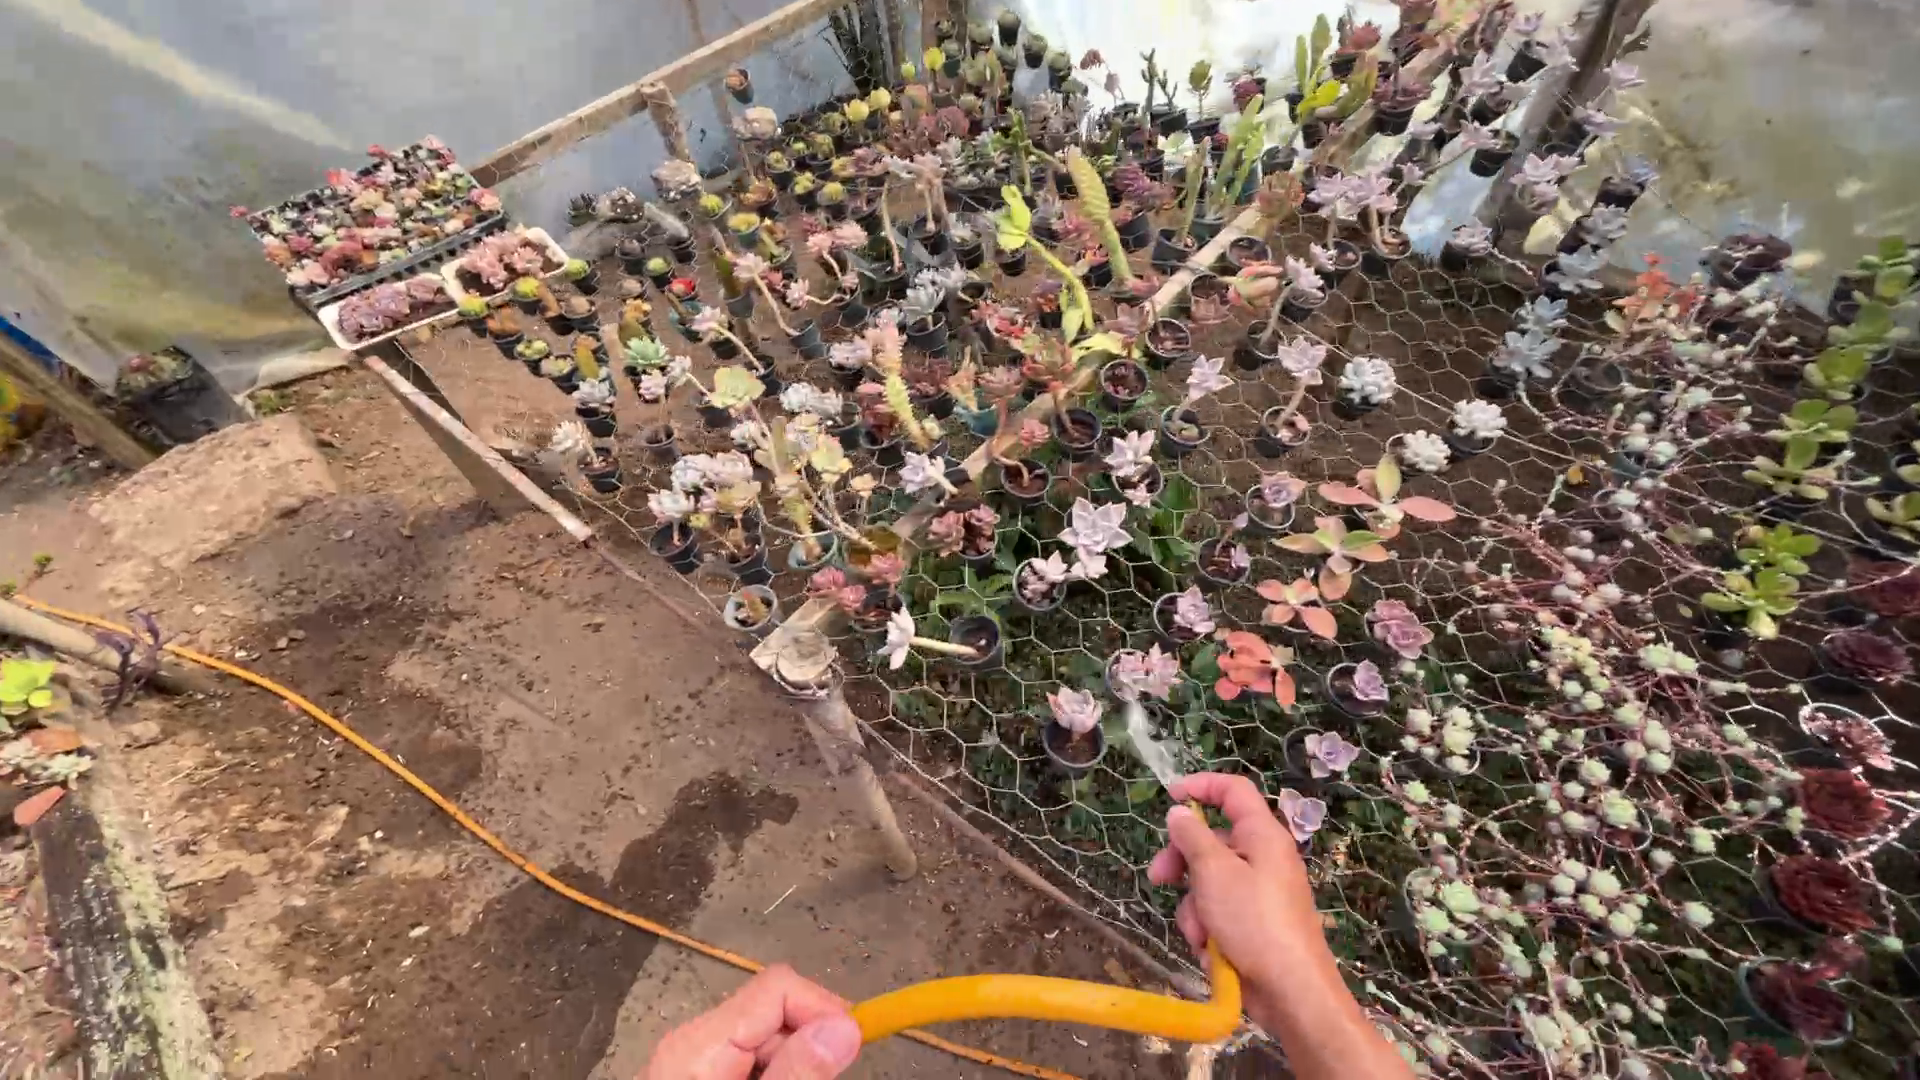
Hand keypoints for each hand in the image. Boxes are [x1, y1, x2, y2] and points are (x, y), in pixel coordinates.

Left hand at [643, 965, 861, 1079]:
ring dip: (796, 1072)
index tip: (854, 1049)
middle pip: (775, 1016)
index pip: (777, 988)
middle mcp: (695, 1043)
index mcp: (701, 1044)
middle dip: (810, 1050)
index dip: (821, 1008)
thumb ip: (796, 1076)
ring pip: (768, 1045)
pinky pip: (750, 1068)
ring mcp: (694, 1065)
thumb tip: (847, 1026)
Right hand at [1146, 773, 1327, 1025]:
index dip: (1201, 785)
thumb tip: (1179, 812)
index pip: (1233, 790)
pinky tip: (1210, 948)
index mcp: (1262, 835)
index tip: (1170, 795)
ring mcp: (1259, 891)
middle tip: (1159, 876)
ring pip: (1210, 880)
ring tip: (1198, 931)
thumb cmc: (1254, 922)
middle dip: (1182, 860)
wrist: (1293, 994)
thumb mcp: (1214, 872)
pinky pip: (1219, 910)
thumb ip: (1192, 836)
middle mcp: (1263, 857)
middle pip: (1212, 840)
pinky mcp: (1254, 922)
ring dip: (1194, 904)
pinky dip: (1208, 926)